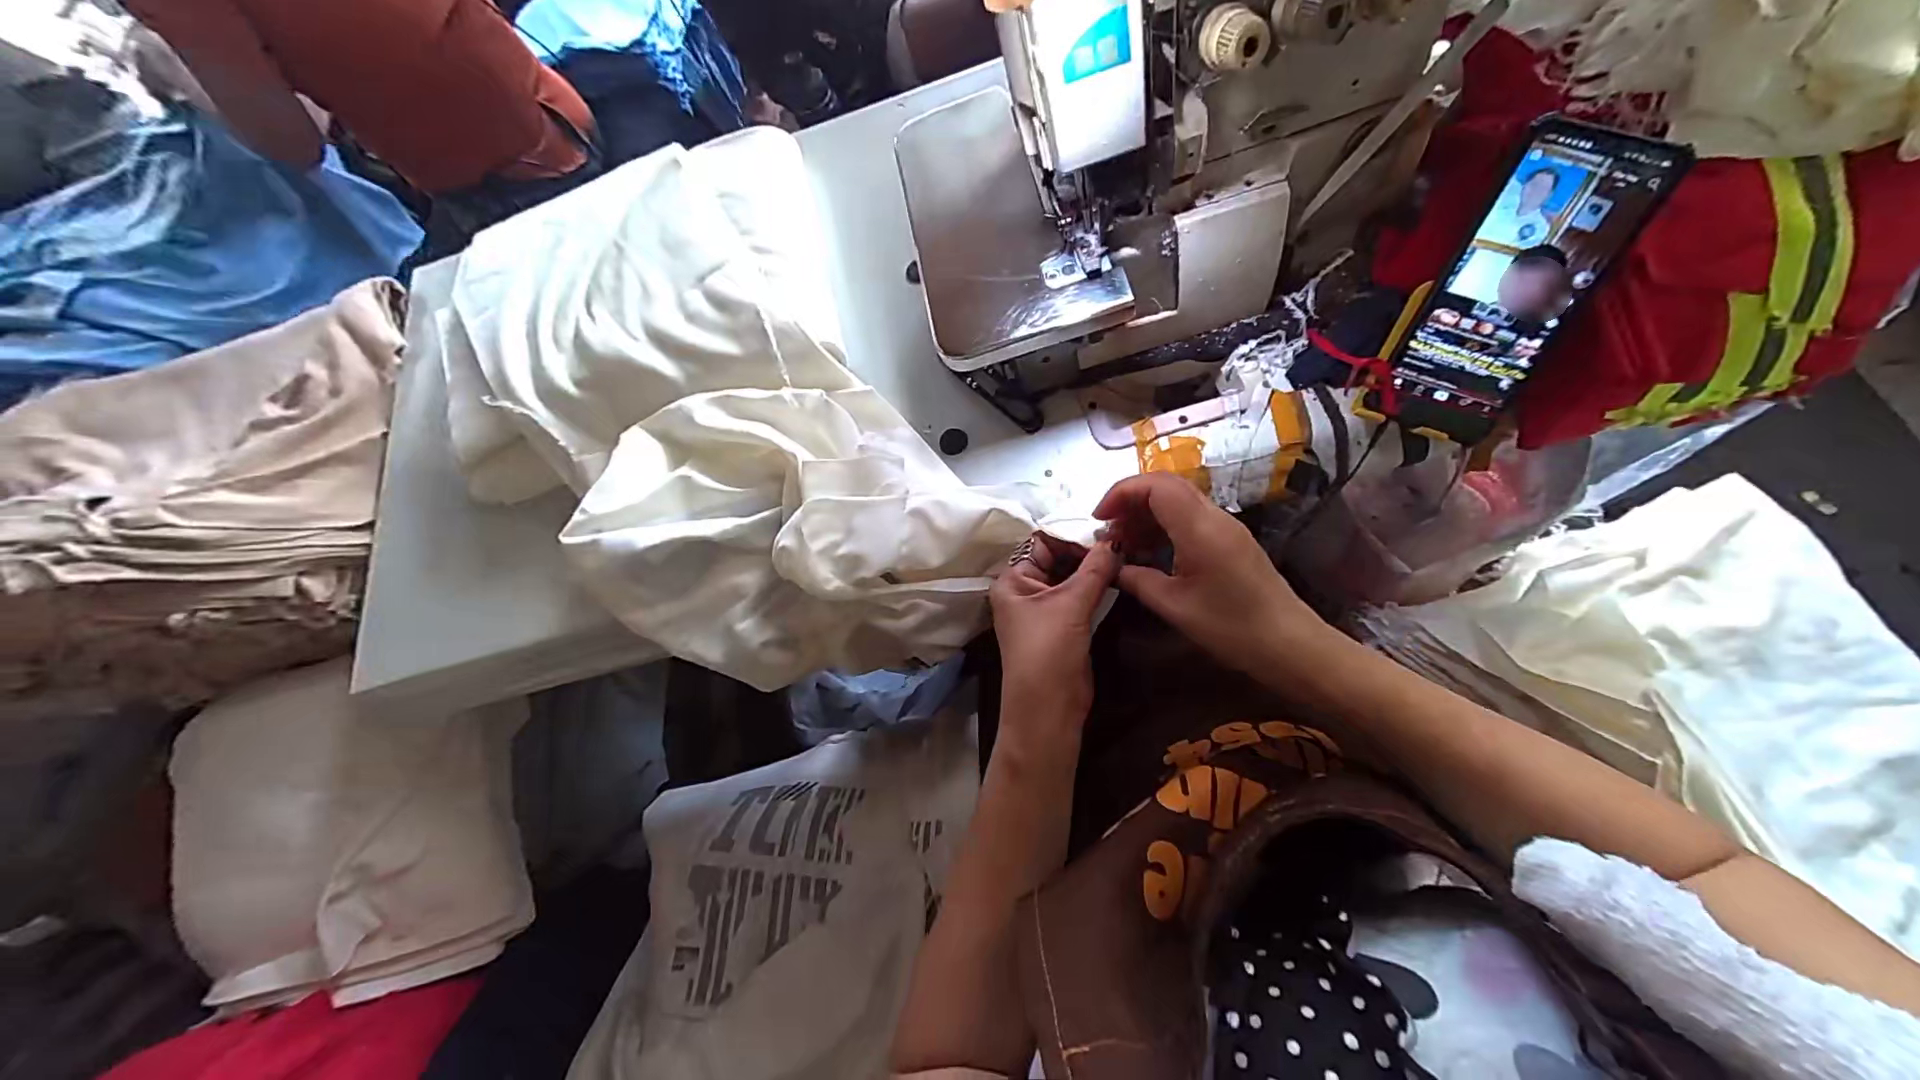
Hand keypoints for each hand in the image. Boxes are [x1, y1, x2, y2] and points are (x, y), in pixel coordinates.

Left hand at [989, 532, 1120, 734]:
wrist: (1049, 708)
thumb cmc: (1048, 651)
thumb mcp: (1070, 604)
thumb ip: (1095, 568)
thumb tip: (1117, 536)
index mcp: (1013, 580)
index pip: (1042, 542)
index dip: (1072, 532)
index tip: (1108, 525)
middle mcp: (1025, 590)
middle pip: (1057, 557)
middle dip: (1087, 547)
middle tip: (1124, 534)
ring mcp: (1045, 607)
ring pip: (1072, 575)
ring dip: (1095, 565)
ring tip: (1128, 546)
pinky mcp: (1065, 623)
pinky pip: (1081, 594)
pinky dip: (1098, 583)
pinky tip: (1121, 571)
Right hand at [1094, 474, 1334, 675]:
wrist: (1290, 645)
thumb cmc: (1231, 627)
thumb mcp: (1174, 606)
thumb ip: (1136, 580)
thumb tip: (1111, 567)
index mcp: (1200, 528)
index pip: (1155, 485)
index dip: (1121, 493)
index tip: (1099, 519)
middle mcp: (1215, 517)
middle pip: (1166, 486)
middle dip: (1130, 501)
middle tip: (1108, 532)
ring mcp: (1226, 527)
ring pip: (1178, 501)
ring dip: (1146, 514)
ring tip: (1124, 545)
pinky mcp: (1231, 541)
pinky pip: (1190, 518)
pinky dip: (1163, 526)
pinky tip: (1150, 553)